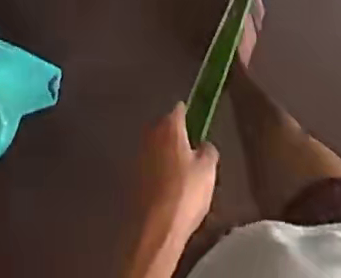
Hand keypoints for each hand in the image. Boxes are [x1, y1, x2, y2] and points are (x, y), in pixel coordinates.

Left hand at [136, 103, 217, 236]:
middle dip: (175, 134)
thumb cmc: (185, 192)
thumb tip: (203, 145)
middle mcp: (150, 135)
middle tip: (190, 148)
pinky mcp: (132, 179)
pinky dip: (157, 172)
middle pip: (164, 127)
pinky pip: (149, 167)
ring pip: (155, 147)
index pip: (179, 109)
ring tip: (180, 171)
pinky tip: (168, 187)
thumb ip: (207, 150)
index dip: (189, 114)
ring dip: (165, 154)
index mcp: (170, 127)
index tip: (197, 121)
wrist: (155, 230)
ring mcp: (138, 157)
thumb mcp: (208, 169)